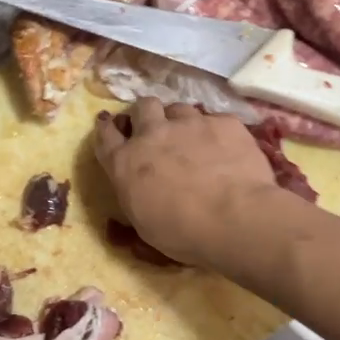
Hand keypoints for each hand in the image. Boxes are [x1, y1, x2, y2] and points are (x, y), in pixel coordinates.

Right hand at [94, 100, 291, 267]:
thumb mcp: (141, 221)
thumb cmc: (181, 232)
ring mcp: (189, 124)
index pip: (105, 133)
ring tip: (192, 139)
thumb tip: (138, 187)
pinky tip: (225, 149)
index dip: (106, 127)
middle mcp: (152, 134)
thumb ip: (135, 192)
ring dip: (179, 121)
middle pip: (142, 107)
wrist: (233, 219)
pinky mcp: (223, 123)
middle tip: (155, 130)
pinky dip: (214, 132)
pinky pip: (214, 120)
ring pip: (178, 108)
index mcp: (125, 162)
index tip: (109, 125)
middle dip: (146, 114)